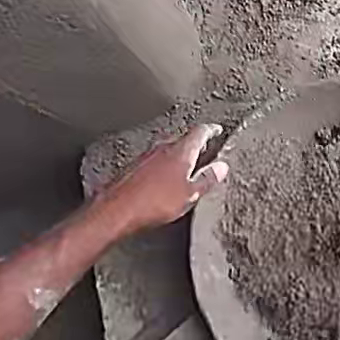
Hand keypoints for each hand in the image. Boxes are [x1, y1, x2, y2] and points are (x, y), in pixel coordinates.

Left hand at [93, 124, 229, 236]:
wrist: (117, 210)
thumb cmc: (154, 202)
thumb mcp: (190, 194)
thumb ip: (207, 179)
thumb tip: (222, 167)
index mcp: (180, 151)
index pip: (200, 132)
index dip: (211, 130)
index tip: (216, 129)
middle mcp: (162, 148)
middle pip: (183, 138)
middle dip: (194, 142)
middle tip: (205, 146)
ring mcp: (146, 156)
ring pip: (167, 148)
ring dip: (178, 153)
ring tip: (186, 162)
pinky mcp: (133, 167)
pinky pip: (154, 160)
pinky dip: (163, 163)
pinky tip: (163, 176)